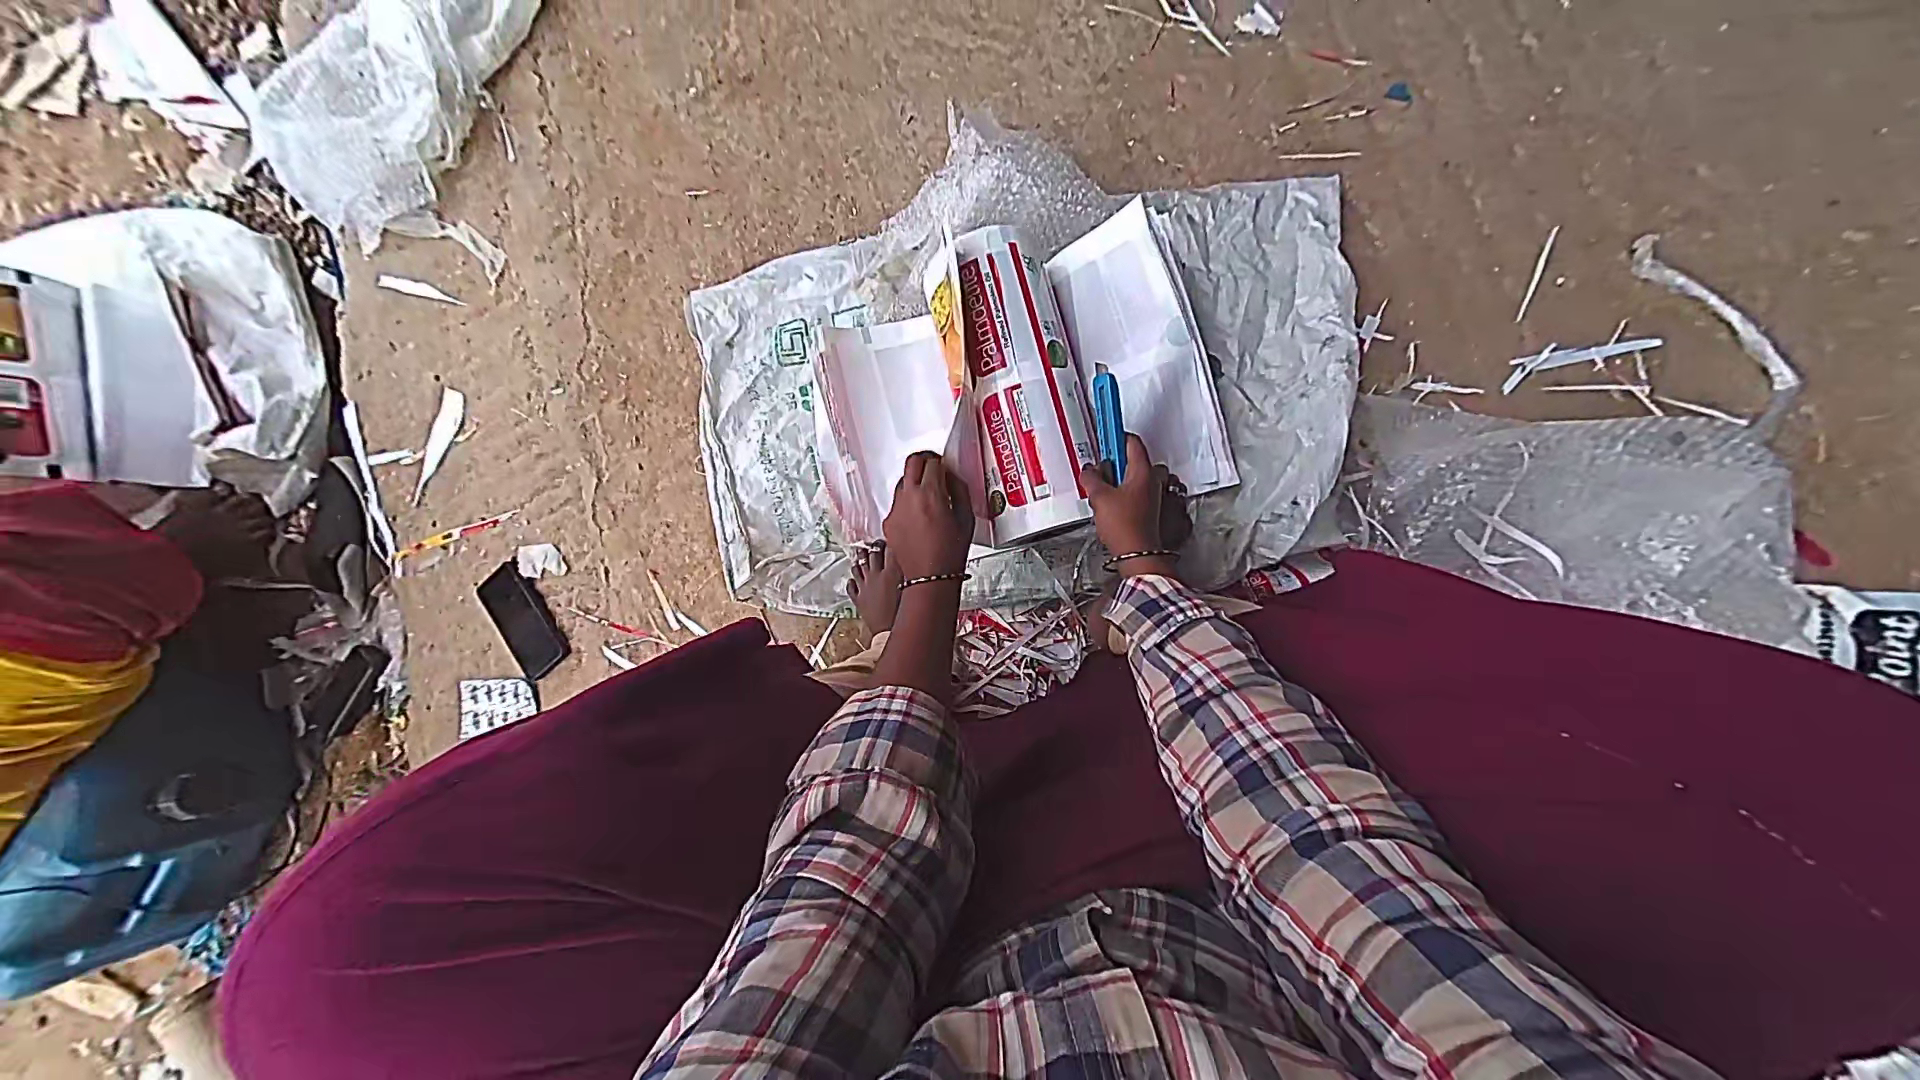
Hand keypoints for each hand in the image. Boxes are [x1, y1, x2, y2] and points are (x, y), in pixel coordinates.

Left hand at [883, 452, 972, 579]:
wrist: (930, 578)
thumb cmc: (949, 554)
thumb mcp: (965, 518)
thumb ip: (959, 491)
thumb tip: (952, 478)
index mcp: (931, 495)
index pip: (933, 462)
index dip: (941, 462)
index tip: (944, 465)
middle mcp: (909, 498)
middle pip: (911, 463)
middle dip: (923, 460)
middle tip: (932, 465)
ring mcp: (896, 510)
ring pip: (902, 482)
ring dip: (914, 482)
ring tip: (927, 495)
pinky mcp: (889, 522)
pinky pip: (897, 503)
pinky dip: (907, 502)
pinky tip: (919, 515)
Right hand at [1080, 434, 1169, 556]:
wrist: (1136, 554)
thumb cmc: (1126, 527)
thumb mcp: (1100, 497)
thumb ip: (1091, 478)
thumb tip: (1088, 471)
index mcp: (1143, 472)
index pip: (1132, 442)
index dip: (1116, 435)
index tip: (1107, 428)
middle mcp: (1151, 482)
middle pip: (1130, 460)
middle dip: (1112, 461)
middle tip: (1098, 467)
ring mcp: (1151, 496)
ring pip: (1130, 477)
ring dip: (1115, 479)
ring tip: (1101, 490)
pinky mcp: (1146, 509)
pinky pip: (1131, 492)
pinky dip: (1119, 493)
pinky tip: (1107, 505)